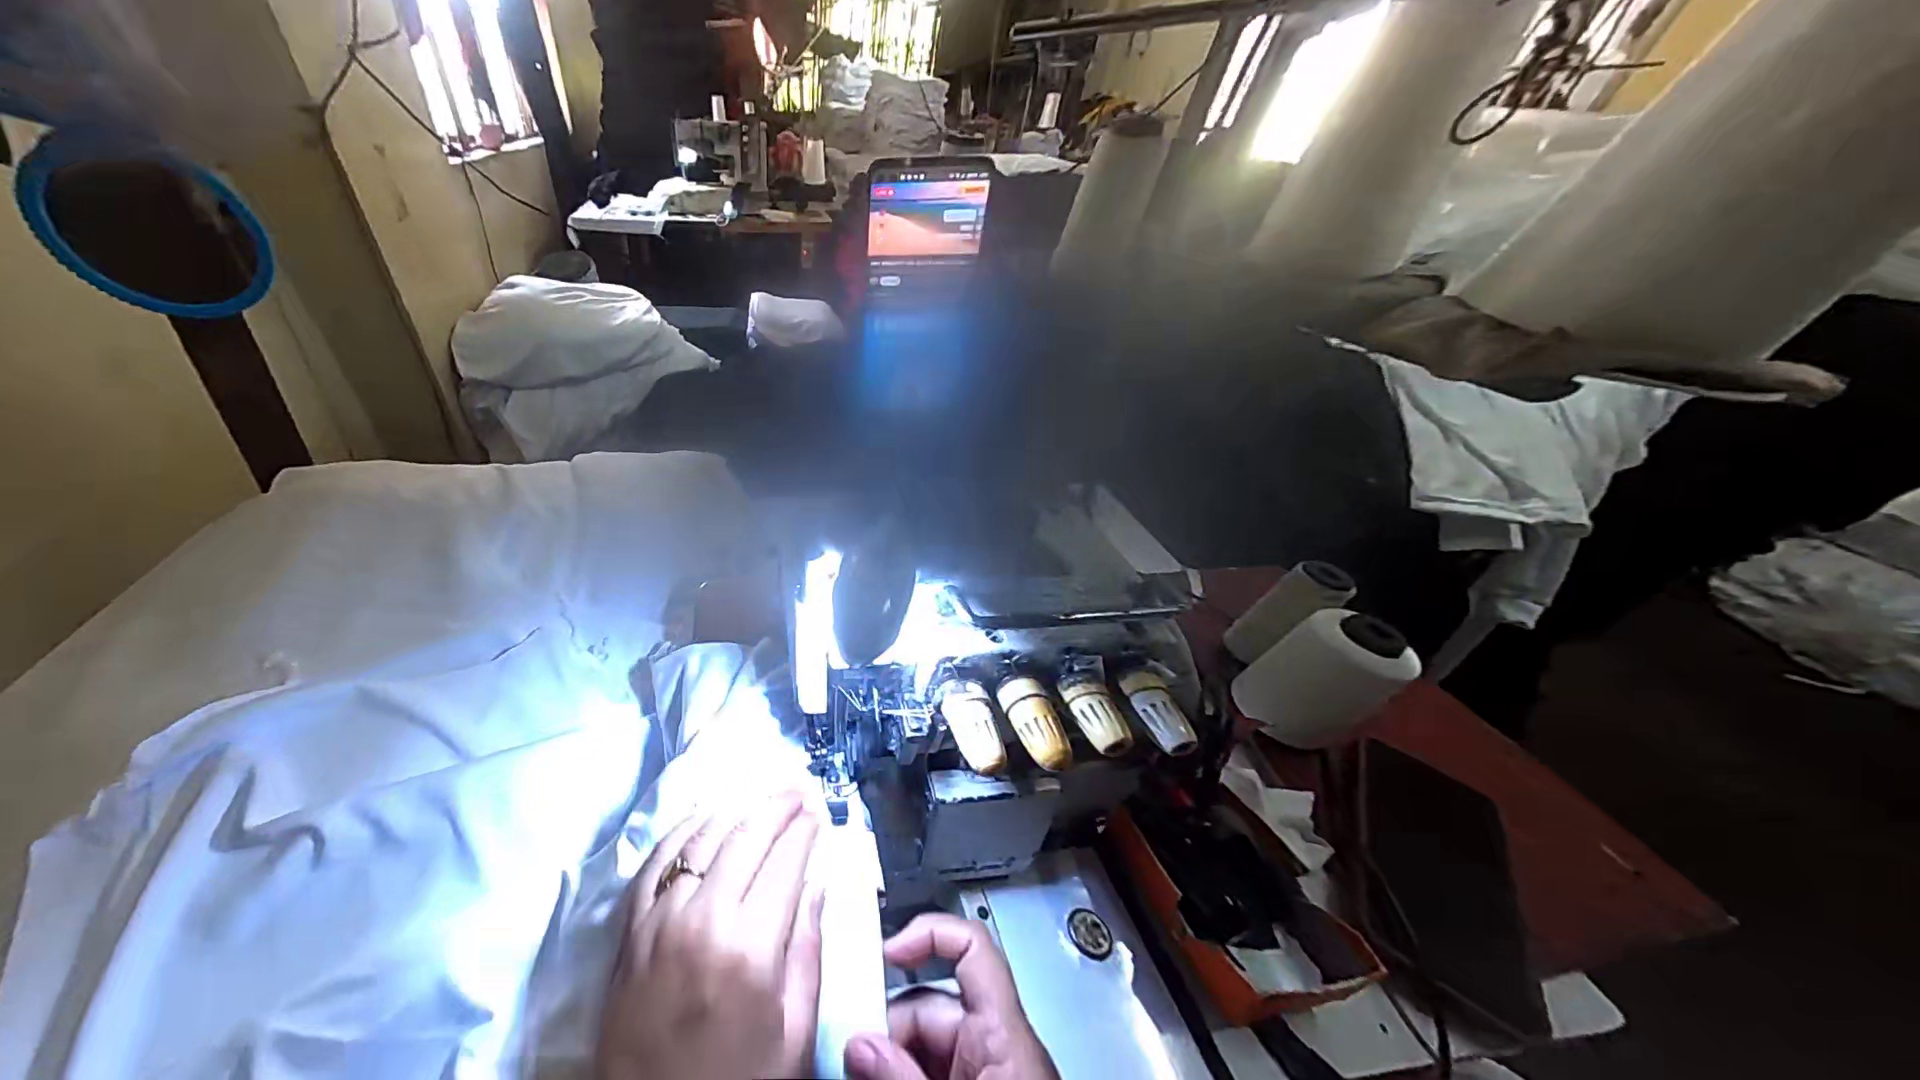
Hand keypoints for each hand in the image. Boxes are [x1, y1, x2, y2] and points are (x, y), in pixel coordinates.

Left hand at [597, 792, 824, 1079]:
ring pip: (700, 840)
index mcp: (750, 948)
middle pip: (745, 837)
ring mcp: (658, 923)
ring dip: (735, 812)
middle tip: (797, 795)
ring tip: (758, 803)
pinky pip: (654, 865)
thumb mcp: (792, 1031)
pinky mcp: (628, 934)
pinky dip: (681, 834)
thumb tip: (816, 886)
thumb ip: (807, 950)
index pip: (785, 862)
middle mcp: (702, 921)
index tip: (818, 816)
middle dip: (777, 808)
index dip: (805, 831)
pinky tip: (701, 822)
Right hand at [844, 913, 1058, 1079]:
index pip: (972, 945)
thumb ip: (904, 1075)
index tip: (886, 951)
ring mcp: (988, 1065)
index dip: (929, 933)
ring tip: (858, 1071)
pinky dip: (906, 1071)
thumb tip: (860, 1045)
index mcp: (1005, 1030)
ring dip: (890, 1053)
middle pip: (932, 1002)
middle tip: (851, 1051)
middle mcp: (997, 1040)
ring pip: (927, 1039)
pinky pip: (934, 1066)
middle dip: (888, 1021)